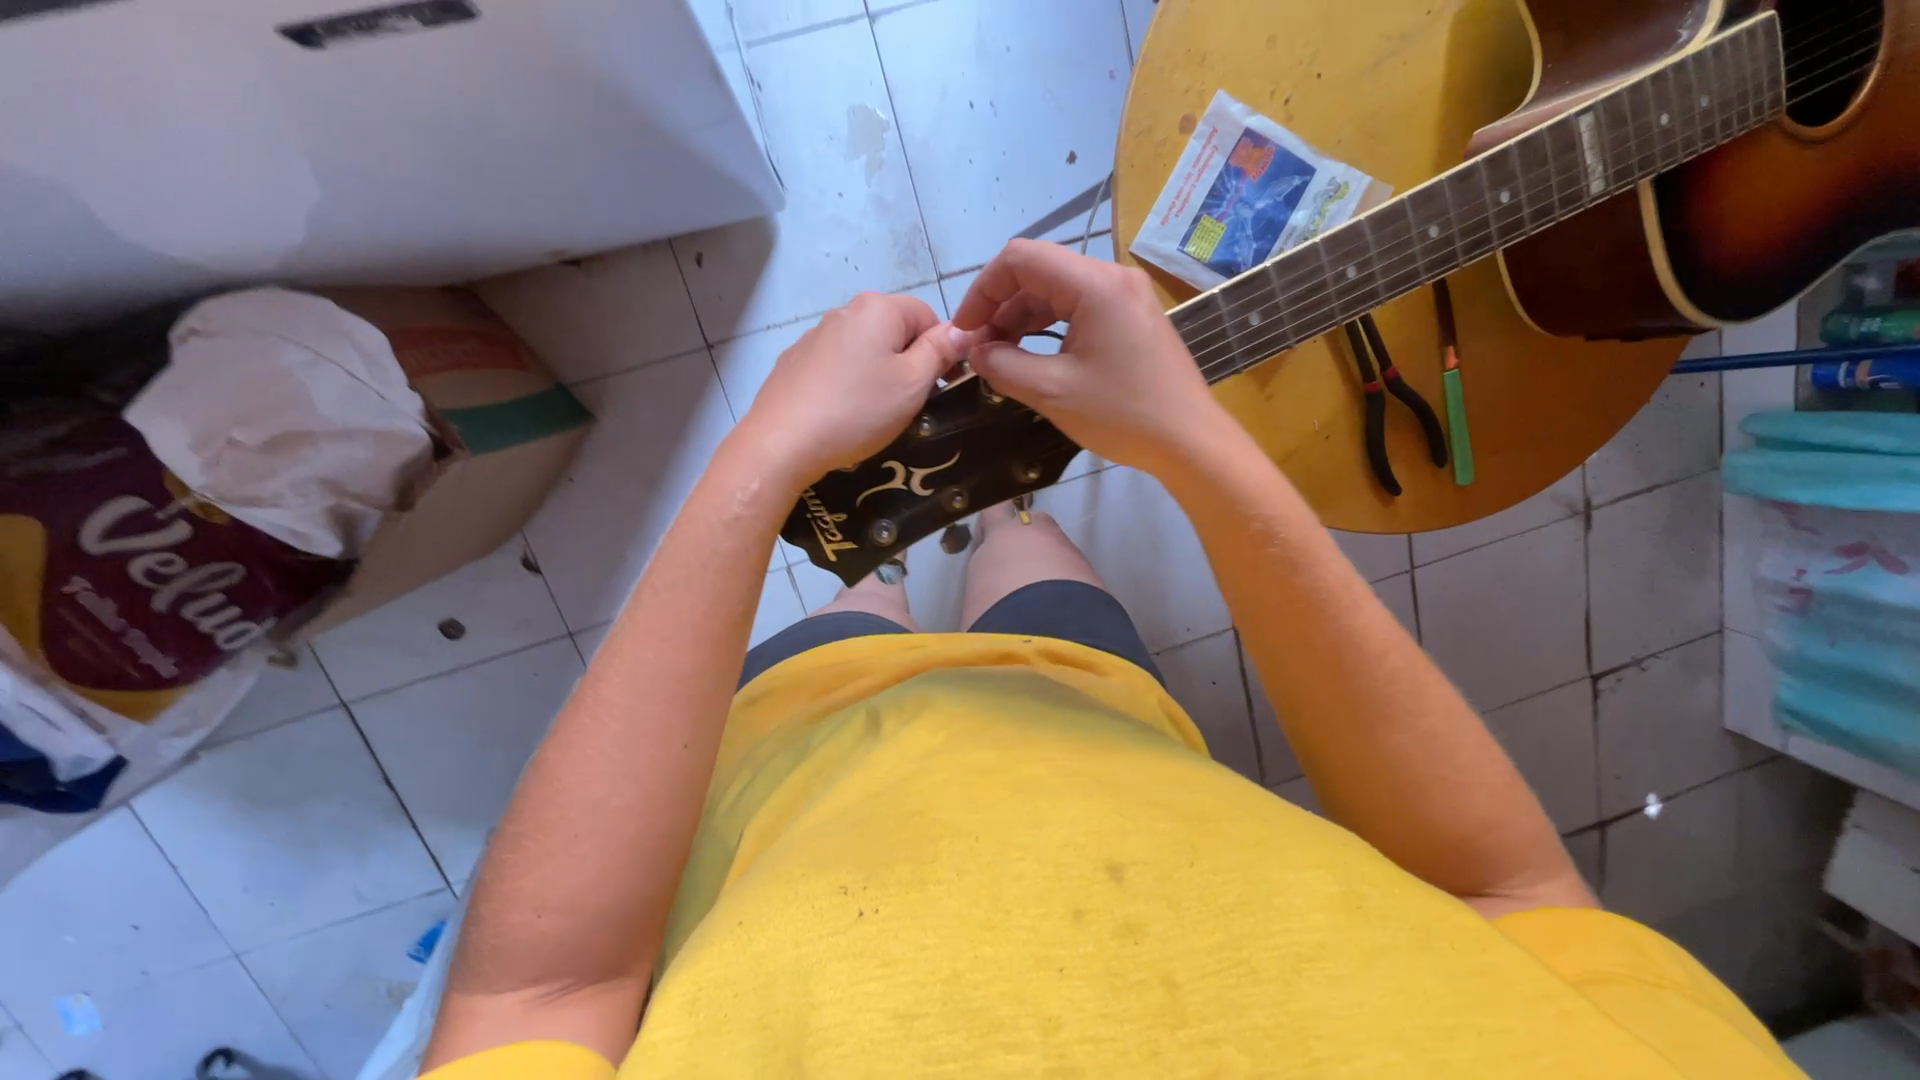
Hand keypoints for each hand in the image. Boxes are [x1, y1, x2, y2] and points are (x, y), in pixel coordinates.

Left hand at [737, 292, 968, 490]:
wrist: (783, 442)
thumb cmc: (859, 410)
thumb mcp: (913, 383)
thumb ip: (940, 351)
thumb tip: (962, 329)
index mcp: (878, 308)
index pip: (928, 316)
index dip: (943, 350)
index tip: (944, 387)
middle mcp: (844, 312)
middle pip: (893, 330)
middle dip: (909, 362)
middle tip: (912, 404)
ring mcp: (814, 336)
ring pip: (863, 349)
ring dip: (878, 373)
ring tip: (875, 413)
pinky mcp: (793, 362)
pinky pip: (836, 366)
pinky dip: (847, 384)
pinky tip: (842, 414)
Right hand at [951, 239, 1228, 472]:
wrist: (1189, 441)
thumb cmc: (1123, 414)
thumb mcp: (1052, 392)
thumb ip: (1004, 365)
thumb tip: (975, 352)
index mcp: (1095, 284)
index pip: (1021, 259)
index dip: (983, 290)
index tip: (965, 330)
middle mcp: (1112, 278)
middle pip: (1039, 272)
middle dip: (1000, 307)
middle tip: (978, 350)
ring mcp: (1126, 297)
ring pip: (1057, 292)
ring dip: (1022, 319)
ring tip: (999, 357)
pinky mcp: (1131, 318)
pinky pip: (1078, 309)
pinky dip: (1048, 328)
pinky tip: (1031, 357)